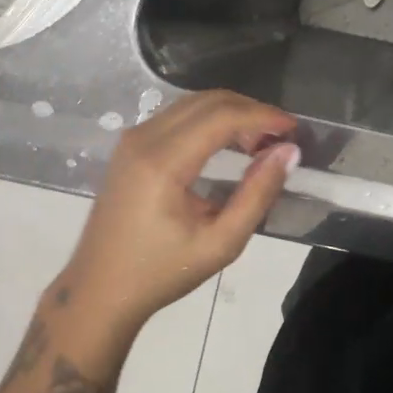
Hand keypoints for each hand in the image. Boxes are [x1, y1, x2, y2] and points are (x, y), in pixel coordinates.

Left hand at [59, 90, 298, 328]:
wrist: (98, 292)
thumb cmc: (161, 272)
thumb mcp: (221, 243)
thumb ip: (258, 194)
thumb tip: (288, 152)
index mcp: (163, 163)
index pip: (223, 117)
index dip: (263, 116)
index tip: (294, 129)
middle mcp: (144, 139)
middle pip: (209, 101)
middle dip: (251, 111)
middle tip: (280, 137)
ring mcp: (133, 139)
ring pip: (194, 103)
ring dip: (232, 113)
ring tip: (259, 142)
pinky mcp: (130, 146)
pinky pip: (179, 115)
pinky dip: (211, 119)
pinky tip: (229, 144)